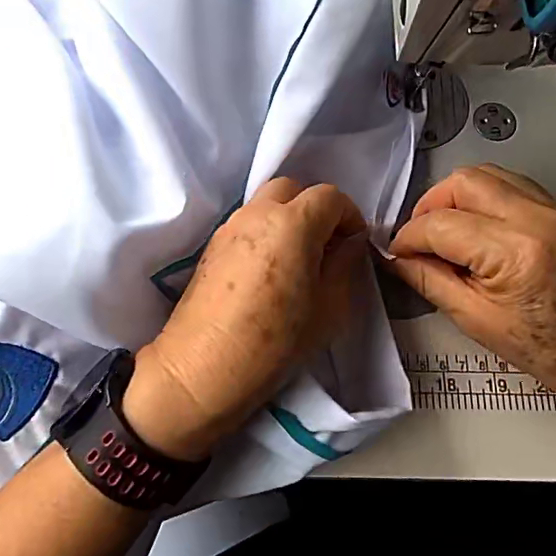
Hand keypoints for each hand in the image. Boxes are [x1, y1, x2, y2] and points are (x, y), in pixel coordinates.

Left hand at [126, 178, 368, 459]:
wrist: (202, 367)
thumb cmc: (274, 342)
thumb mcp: (329, 309)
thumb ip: (344, 265)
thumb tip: (348, 243)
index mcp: (291, 223)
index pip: (329, 196)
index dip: (349, 216)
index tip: (352, 245)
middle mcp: (255, 215)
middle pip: (291, 189)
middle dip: (314, 208)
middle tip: (325, 247)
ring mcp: (227, 229)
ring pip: (263, 204)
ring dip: (285, 220)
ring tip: (297, 262)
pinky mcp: (209, 248)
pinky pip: (244, 225)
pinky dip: (262, 234)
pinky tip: (268, 273)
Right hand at [386, 164, 555, 408]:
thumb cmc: (546, 344)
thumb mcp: (469, 317)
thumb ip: (425, 278)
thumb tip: (396, 257)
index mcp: (517, 253)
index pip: (439, 223)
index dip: (409, 238)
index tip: (399, 253)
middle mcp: (539, 220)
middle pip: (461, 183)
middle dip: (428, 208)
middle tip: (419, 238)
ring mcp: (554, 209)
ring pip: (483, 175)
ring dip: (453, 199)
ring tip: (444, 232)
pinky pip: (507, 184)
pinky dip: (480, 199)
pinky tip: (473, 228)